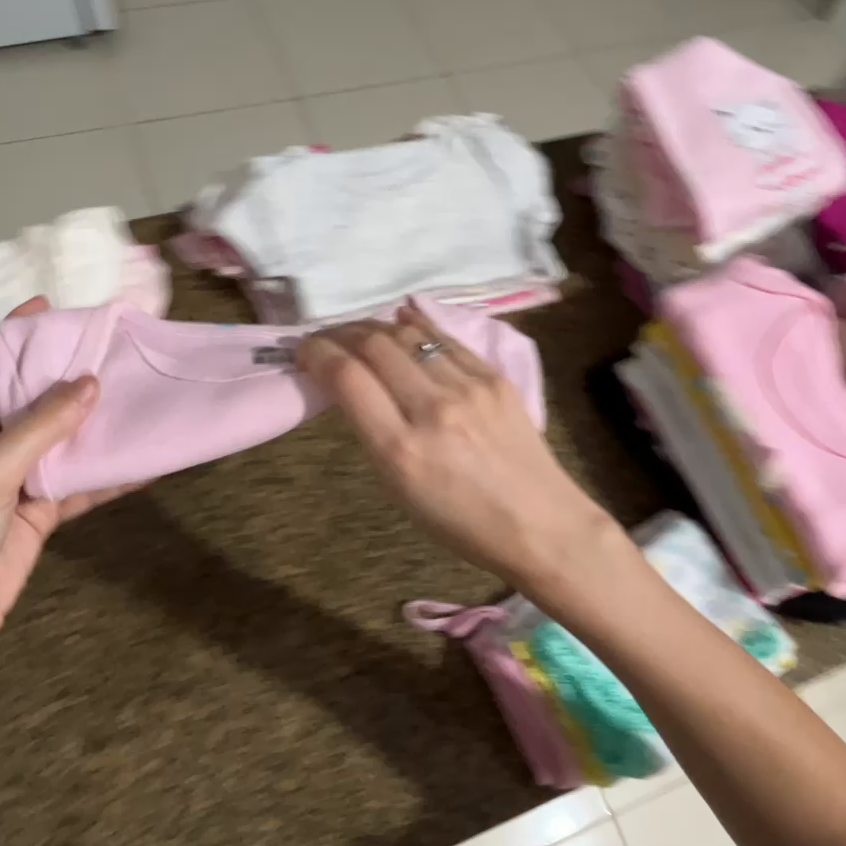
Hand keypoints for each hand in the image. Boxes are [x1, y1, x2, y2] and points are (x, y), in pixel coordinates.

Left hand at [0, 297, 141, 670]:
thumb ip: (38, 428)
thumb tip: (89, 381)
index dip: (14, 335)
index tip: (55, 306)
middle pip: (31, 399)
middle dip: (67, 372)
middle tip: (116, 347)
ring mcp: (14, 483)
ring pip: (61, 441)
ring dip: (95, 422)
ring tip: (139, 393)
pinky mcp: (37, 515)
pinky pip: (78, 484)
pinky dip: (108, 474)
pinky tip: (143, 461)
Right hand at [296, 302, 620, 585]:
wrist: (541, 524)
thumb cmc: (462, 523)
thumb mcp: (400, 490)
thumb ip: (374, 433)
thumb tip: (354, 385)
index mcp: (400, 450)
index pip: (346, 377)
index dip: (315, 353)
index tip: (304, 351)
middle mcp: (432, 409)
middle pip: (373, 344)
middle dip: (339, 334)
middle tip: (327, 339)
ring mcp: (469, 387)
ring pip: (408, 334)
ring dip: (374, 327)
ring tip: (360, 332)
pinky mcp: (496, 377)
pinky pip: (445, 339)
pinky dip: (416, 326)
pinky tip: (402, 321)